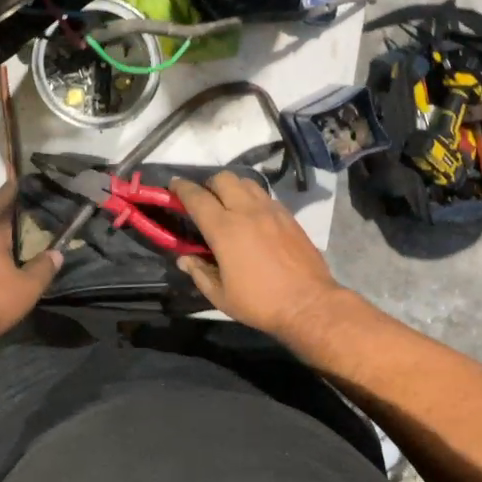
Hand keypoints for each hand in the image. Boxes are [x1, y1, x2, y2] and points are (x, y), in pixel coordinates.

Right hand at [169, 173, 347, 337]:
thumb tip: (184, 259)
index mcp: (224, 229)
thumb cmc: (260, 302)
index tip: (173, 185)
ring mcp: (271, 210)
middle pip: (223, 179)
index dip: (181, 188)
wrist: (308, 303)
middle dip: (208, 184)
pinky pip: (265, 195)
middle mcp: (247, 211)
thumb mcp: (220, 296)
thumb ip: (199, 273)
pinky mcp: (289, 216)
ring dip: (232, 187)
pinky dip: (252, 198)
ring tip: (228, 205)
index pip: (197, 197)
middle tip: (203, 200)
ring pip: (246, 182)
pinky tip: (252, 216)